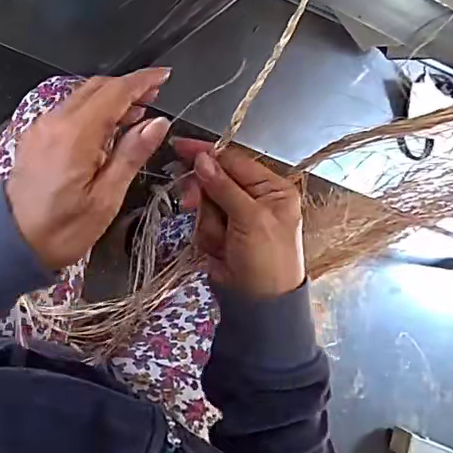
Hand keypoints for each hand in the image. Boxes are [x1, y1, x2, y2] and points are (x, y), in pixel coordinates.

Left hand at [7, 69, 171, 269]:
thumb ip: (132, 154)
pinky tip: (108, 127)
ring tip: (137, 112)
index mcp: (75, 135)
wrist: (11, 245)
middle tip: (155, 93)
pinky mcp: (35, 138)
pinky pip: (68, 110)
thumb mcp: (106, 198)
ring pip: (82, 96)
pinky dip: (92, 109)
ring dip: (111, 97)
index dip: (142, 81)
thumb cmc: (63, 229)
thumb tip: (157, 123)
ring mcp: (41, 128)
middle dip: (128, 86)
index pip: (115, 92)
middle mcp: (55, 122)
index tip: (164, 75)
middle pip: (97, 86)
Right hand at [171, 138, 305, 298]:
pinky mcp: (221, 234)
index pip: (235, 160)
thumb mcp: (250, 219)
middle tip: (191, 202)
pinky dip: (207, 237)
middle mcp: (254, 198)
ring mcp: (236, 217)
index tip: (181, 146)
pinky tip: (219, 250)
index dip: (207, 153)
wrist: (259, 306)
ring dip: (208, 223)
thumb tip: (203, 158)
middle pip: (215, 179)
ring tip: (222, 242)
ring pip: (204, 203)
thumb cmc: (267, 261)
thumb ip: (224, 187)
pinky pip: (202, 223)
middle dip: (205, 195)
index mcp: (272, 188)